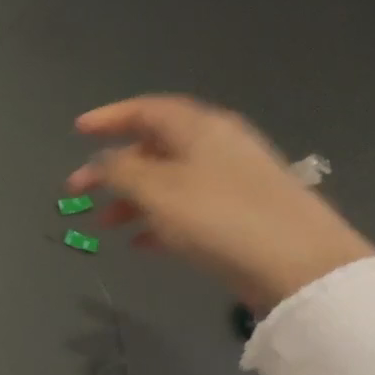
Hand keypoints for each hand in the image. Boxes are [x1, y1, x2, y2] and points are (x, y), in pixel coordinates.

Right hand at [66, 95, 374, 314]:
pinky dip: (156, 219)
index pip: (147, 110)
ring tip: (104, 224)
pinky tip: (139, 243)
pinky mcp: (239, 213)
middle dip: (111, 167)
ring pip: (167, 179)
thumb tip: (101, 160)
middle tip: (76, 190)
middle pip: (154, 146)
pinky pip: (186, 207)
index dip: (109, 117)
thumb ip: (118, 169)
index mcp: (199, 130)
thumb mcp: (154, 189)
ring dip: (129, 198)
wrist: (298, 264)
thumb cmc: (217, 216)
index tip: (76, 131)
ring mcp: (232, 180)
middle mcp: (217, 146)